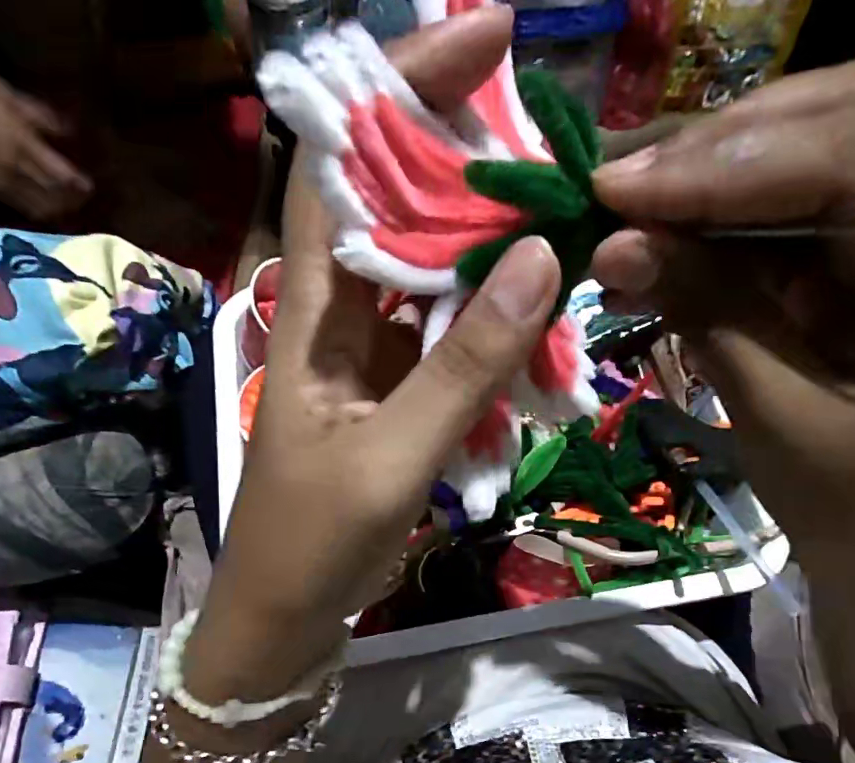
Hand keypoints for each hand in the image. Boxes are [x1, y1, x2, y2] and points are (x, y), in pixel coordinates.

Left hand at [183, 7, 559, 702]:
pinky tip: (542, 315)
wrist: (289, 613)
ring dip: (494, 244)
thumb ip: (463, 366)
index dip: (399, 96)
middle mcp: (342, 316)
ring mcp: (375, 357)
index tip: (480, 37)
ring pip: (434, 275)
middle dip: (466, 160)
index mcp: (312, 312)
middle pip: (397, 209)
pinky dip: (497, 322)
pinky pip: (453, 338)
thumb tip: (541, 260)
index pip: (343, 171)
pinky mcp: (401, 395)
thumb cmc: (317, 538)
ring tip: (564, 213)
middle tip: (552, 135)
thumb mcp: (393, 456)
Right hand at [590, 56, 854, 582]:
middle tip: (623, 184)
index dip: (730, 162)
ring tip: (640, 199)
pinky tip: (679, 217)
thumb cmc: (852, 506)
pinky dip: (742, 196)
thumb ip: (707, 310)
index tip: (619, 188)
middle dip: (726, 148)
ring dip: (728, 162)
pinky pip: (823, 177)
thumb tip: (613, 241)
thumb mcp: (778, 415)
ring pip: (840, 128)